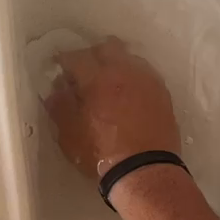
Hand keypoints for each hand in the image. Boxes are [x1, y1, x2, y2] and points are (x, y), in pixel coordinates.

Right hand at [44, 37, 181, 179]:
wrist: (145, 172)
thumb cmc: (101, 154)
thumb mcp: (69, 134)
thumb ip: (60, 106)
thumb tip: (57, 88)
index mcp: (97, 79)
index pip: (76, 56)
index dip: (63, 60)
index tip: (58, 67)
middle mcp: (123, 71)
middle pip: (107, 47)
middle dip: (92, 55)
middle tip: (84, 72)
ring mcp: (146, 80)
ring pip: (129, 57)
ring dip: (115, 63)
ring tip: (108, 82)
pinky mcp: (162, 93)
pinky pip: (145, 73)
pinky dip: (132, 77)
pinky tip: (128, 93)